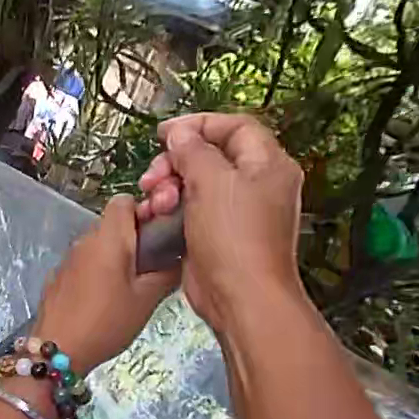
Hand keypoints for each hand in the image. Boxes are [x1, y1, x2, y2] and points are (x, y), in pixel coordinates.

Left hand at [33, 195, 179, 370]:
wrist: (58, 349)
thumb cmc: (107, 322)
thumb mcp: (147, 298)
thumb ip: (167, 271)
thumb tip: (180, 255)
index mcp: (107, 239)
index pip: (123, 201)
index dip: (144, 210)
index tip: (159, 232)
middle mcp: (83, 242)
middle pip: (111, 225)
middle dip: (133, 237)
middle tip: (153, 263)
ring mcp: (67, 260)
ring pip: (97, 246)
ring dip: (115, 256)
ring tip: (133, 284)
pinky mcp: (57, 278)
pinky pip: (83, 264)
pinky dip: (97, 271)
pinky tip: (105, 297)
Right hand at [137, 112, 306, 341]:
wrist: (239, 294)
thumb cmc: (233, 238)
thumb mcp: (212, 183)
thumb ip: (193, 151)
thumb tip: (180, 134)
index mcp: (266, 164)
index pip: (234, 127)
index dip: (198, 124)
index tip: (164, 133)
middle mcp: (254, 184)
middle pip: (209, 155)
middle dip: (175, 161)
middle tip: (152, 176)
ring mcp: (234, 210)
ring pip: (194, 183)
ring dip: (167, 187)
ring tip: (154, 202)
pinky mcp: (215, 233)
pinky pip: (189, 209)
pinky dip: (170, 208)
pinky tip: (155, 216)